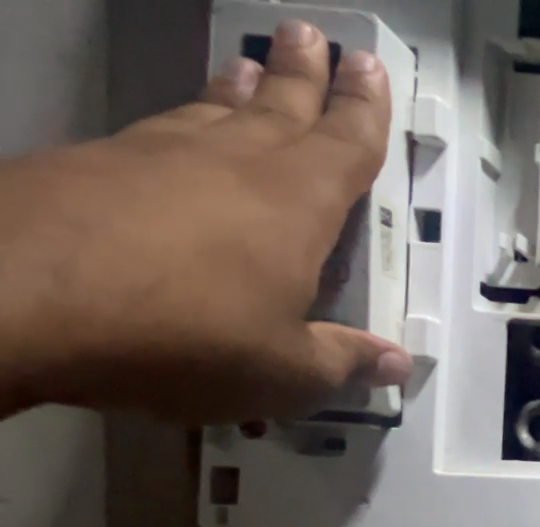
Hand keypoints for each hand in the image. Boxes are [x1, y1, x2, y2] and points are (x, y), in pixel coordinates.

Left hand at [0, 19, 409, 423]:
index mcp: (294, 207)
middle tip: (312, 38)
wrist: (2, 301)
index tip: (368, 68)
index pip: (344, 145)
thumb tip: (395, 362)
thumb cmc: (178, 336)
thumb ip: (343, 362)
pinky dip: (181, 122)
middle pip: (277, 108)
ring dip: (238, 92)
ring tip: (249, 70)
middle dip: (302, 76)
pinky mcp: (82, 167)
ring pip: (211, 112)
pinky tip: (180, 133)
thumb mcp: (284, 371)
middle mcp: (228, 165)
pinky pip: (154, 134)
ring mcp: (148, 158)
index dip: (363, 109)